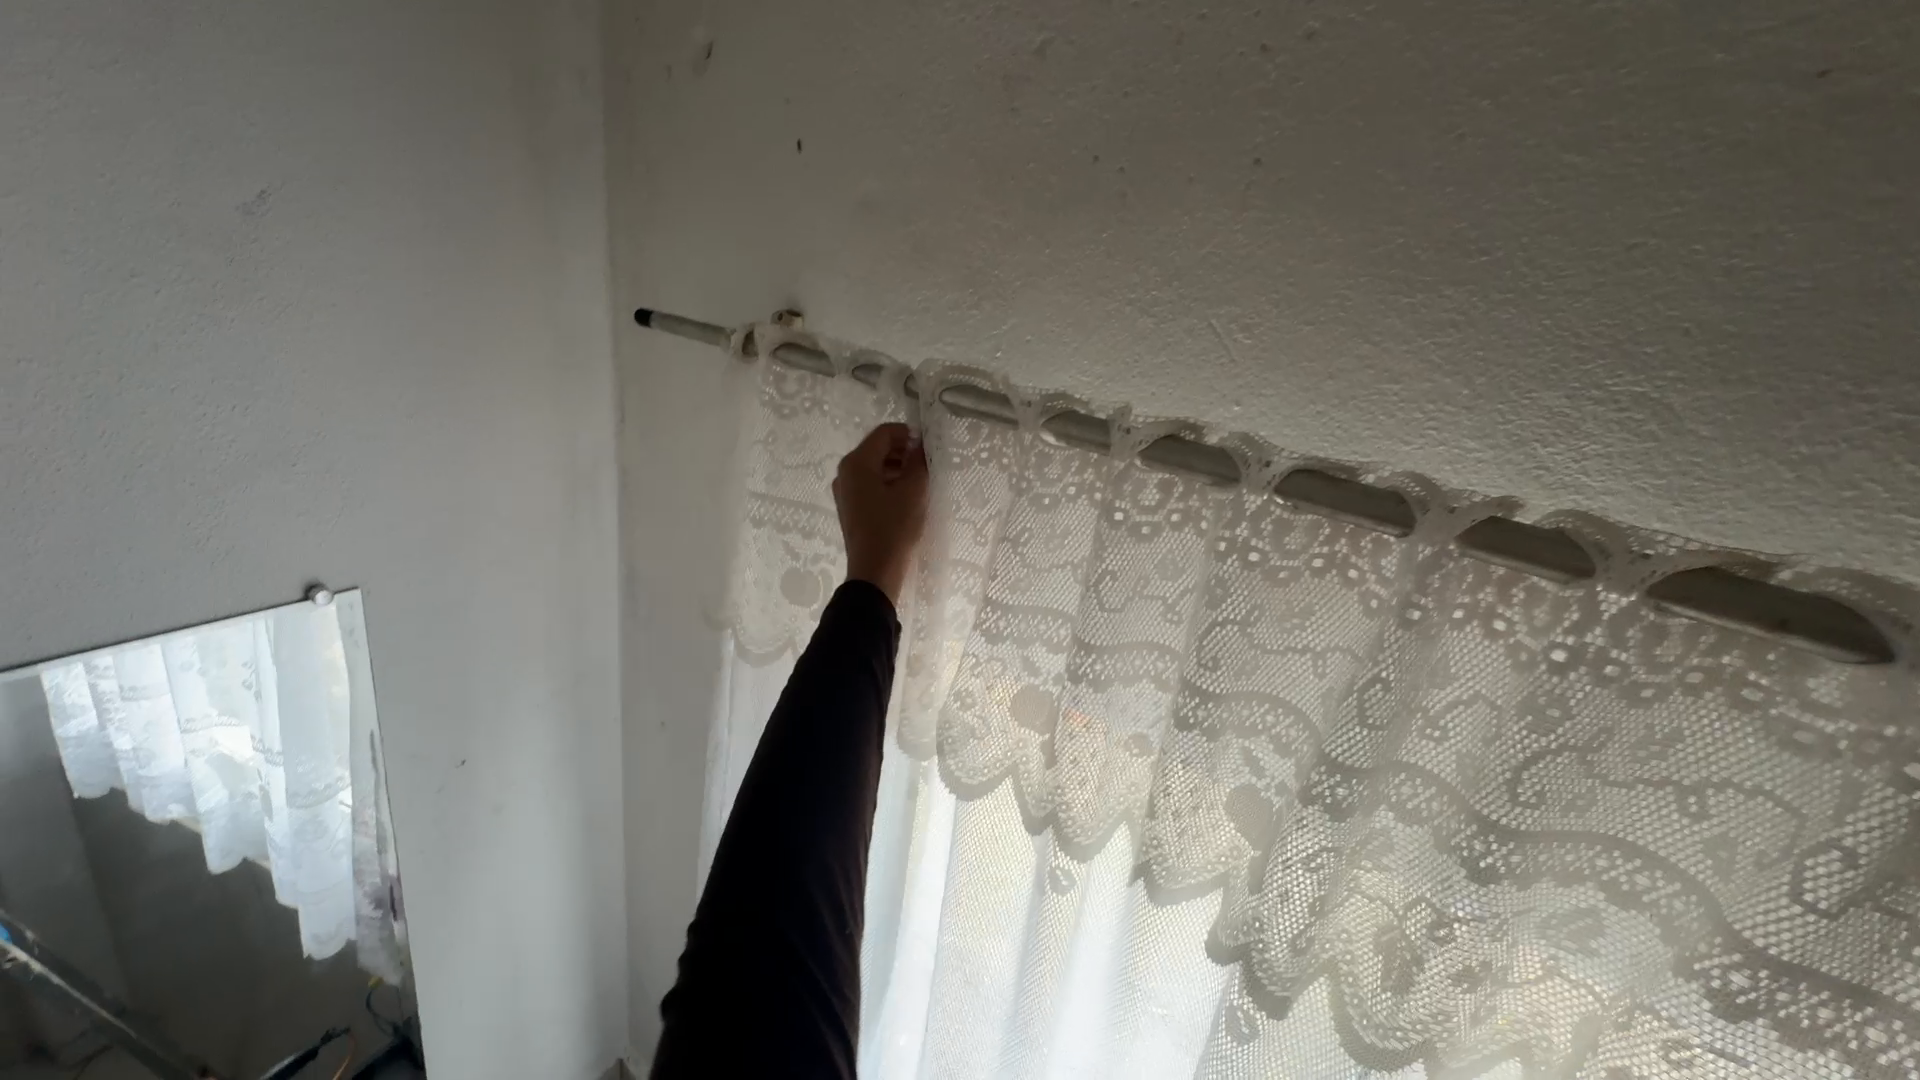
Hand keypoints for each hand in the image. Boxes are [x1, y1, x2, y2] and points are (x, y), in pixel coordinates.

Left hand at [833, 423, 928, 605]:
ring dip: (896, 467)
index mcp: (857, 463)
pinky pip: (869, 484)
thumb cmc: (894, 527)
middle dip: (902, 450)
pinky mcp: (849, 507)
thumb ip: (917, 461)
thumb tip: (919, 445)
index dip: (907, 433)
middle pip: (876, 449)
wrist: (875, 570)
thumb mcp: (912, 491)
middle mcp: (845, 472)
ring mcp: (844, 491)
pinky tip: (905, 495)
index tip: (928, 444)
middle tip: (926, 461)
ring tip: (919, 478)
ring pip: (873, 467)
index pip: (884, 433)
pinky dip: (887, 482)